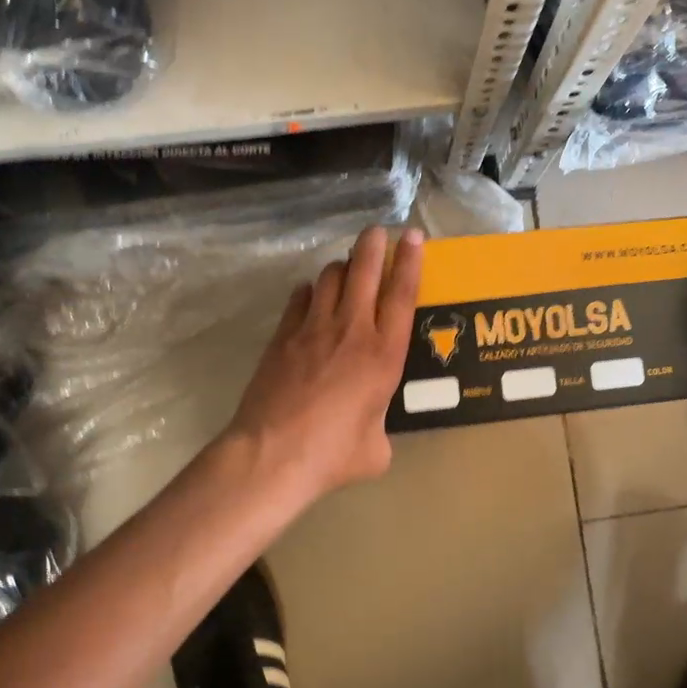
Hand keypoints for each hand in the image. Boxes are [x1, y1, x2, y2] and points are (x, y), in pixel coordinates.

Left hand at [225, 225, 424, 500]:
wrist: (273, 453)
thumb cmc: (332, 455)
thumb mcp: (376, 450)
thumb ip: (381, 428)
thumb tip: (373, 431)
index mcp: (384, 353)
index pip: (402, 293)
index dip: (411, 260)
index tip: (413, 236)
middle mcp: (353, 329)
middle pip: (365, 269)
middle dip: (373, 244)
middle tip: (377, 232)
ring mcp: (314, 327)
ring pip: (331, 276)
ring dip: (342, 266)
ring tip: (347, 267)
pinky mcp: (283, 334)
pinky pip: (301, 297)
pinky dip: (310, 291)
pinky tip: (311, 296)